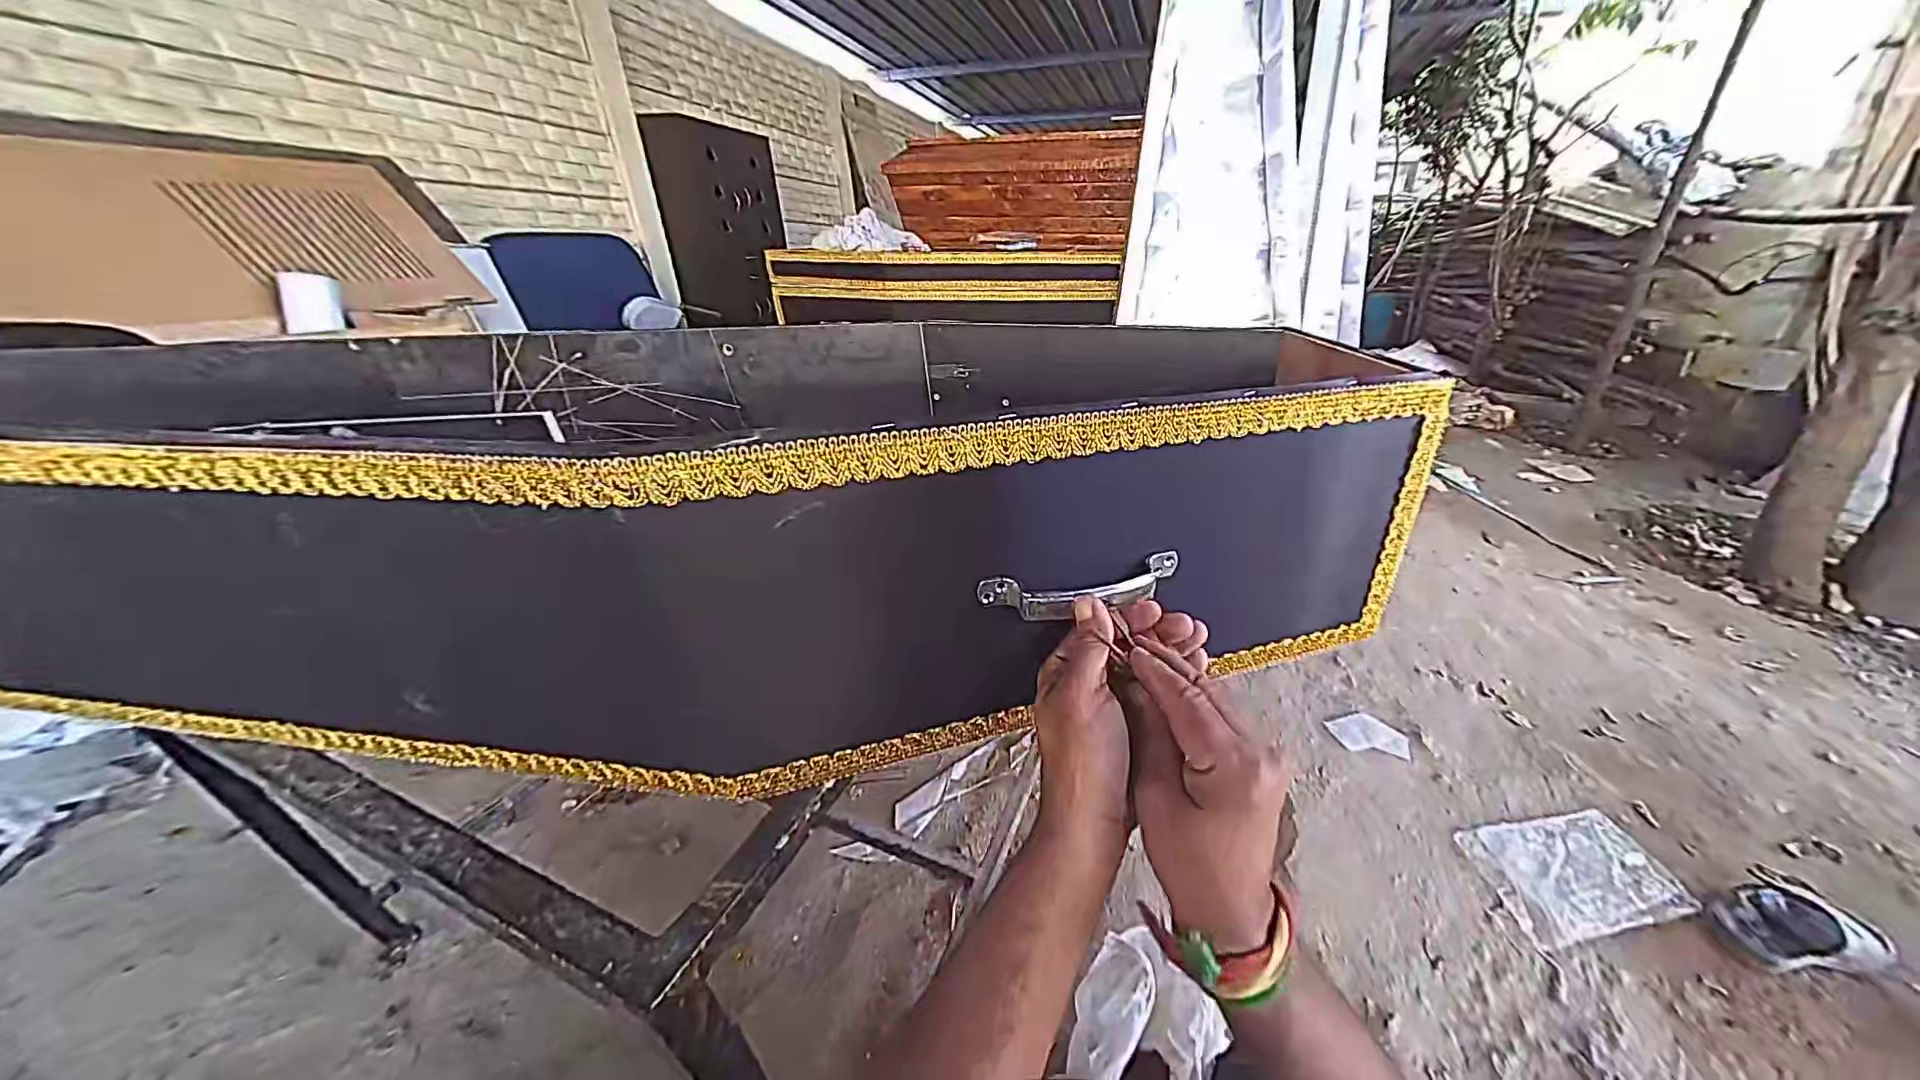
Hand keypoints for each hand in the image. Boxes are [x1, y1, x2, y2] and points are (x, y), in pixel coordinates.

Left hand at [1030, 599, 1211, 839]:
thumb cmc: (1080, 765)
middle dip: (1157, 631)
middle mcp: (1087, 686)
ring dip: (1170, 650)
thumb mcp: (1080, 695)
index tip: (1155, 612)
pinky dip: (1174, 677)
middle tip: (1185, 628)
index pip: (1098, 629)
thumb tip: (1088, 607)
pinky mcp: (1132, 725)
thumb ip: (1088, 648)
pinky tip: (1193, 671)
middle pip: (1125, 644)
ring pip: (1143, 666)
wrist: (1094, 820)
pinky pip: (1154, 690)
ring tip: (1196, 643)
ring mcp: (1111, 706)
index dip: (1129, 617)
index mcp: (1066, 673)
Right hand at [1123, 628, 1290, 953]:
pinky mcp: (1265, 762)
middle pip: (1209, 692)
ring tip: (1148, 661)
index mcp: (1235, 765)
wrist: (1232, 910)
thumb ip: (1152, 736)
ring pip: (1220, 699)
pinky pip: (1226, 717)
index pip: (1188, 699)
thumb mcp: (1156, 797)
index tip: (1130, 648)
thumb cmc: (1189, 865)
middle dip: (1170, 666)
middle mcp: (1262, 753)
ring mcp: (1269, 756)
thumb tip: (1139, 690)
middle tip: (1136, 644)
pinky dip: (1198, 700)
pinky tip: (1174, 690)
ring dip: (1184, 680)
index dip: (1155, 670)